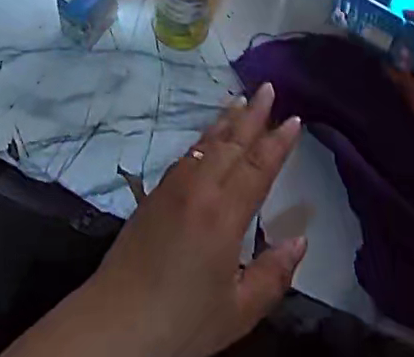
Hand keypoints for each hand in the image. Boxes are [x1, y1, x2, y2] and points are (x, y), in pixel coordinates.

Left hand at [82, 81, 306, 356]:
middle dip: (253, 114)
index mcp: (223, 215)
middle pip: (231, 143)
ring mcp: (172, 188)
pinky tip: (207, 138)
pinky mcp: (154, 195)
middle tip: (269, 88)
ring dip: (226, 121)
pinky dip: (203, 138)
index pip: (258, 167)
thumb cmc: (181, 322)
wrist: (114, 324)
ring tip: (241, 100)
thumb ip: (272, 274)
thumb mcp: (238, 311)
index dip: (278, 142)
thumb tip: (299, 241)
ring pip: (205, 143)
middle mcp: (198, 189)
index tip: (294, 119)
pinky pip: (187, 154)